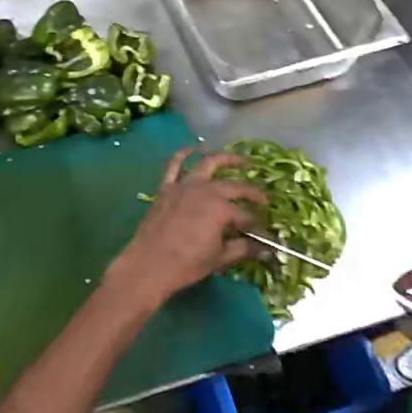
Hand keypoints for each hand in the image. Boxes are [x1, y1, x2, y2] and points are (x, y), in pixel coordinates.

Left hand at [104, 149, 265, 310]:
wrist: (149, 265)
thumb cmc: (187, 264)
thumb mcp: (219, 258)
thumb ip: (242, 249)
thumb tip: (262, 249)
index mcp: (222, 208)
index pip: (246, 215)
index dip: (255, 224)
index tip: (262, 232)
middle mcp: (206, 190)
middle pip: (234, 187)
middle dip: (251, 192)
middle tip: (262, 199)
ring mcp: (185, 185)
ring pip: (209, 163)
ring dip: (227, 158)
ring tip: (242, 160)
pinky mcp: (167, 187)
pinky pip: (175, 164)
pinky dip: (184, 153)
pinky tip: (193, 148)